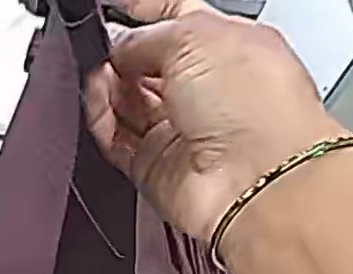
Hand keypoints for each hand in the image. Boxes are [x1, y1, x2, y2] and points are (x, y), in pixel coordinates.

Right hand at [86, 0, 347, 240]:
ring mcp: (174, 131)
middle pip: (143, 66)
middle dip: (120, 54)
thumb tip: (118, 43)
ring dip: (107, 86)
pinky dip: (102, 121)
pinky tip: (98, 103)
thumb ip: (147, 36)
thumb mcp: (195, 36)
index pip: (174, 20)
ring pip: (125, 103)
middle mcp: (199, 91)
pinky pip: (115, 140)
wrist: (252, 177)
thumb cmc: (254, 105)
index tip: (115, 8)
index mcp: (223, 46)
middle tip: (102, 49)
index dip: (143, 12)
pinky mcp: (152, 167)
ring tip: (98, 76)